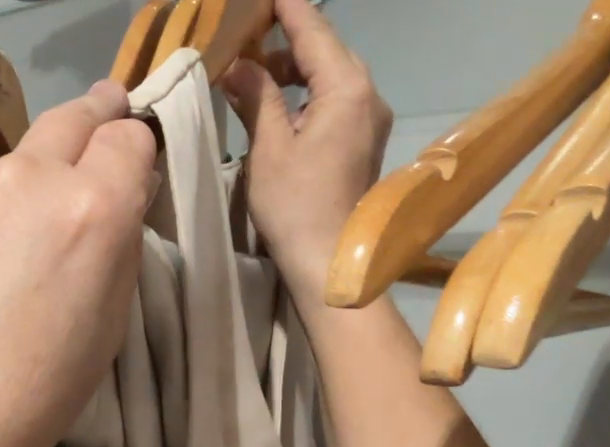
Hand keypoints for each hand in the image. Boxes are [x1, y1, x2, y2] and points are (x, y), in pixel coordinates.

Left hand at [0, 81, 156, 446]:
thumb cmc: (32, 400)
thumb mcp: (107, 331)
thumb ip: (119, 252)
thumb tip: (118, 208)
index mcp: (90, 207)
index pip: (130, 136)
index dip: (137, 155)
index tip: (134, 180)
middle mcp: (26, 181)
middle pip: (72, 119)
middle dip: (94, 128)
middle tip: (98, 155)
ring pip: (15, 168)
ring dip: (32, 187)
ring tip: (22, 252)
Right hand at [224, 0, 393, 294]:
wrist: (329, 259)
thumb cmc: (295, 204)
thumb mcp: (269, 148)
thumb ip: (257, 99)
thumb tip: (238, 65)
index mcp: (347, 88)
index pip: (315, 32)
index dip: (289, 10)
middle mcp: (369, 94)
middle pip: (328, 52)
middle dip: (289, 43)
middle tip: (248, 42)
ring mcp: (371, 120)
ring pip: (333, 78)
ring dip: (296, 74)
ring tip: (255, 79)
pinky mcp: (364, 143)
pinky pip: (336, 103)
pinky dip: (307, 97)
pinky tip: (279, 109)